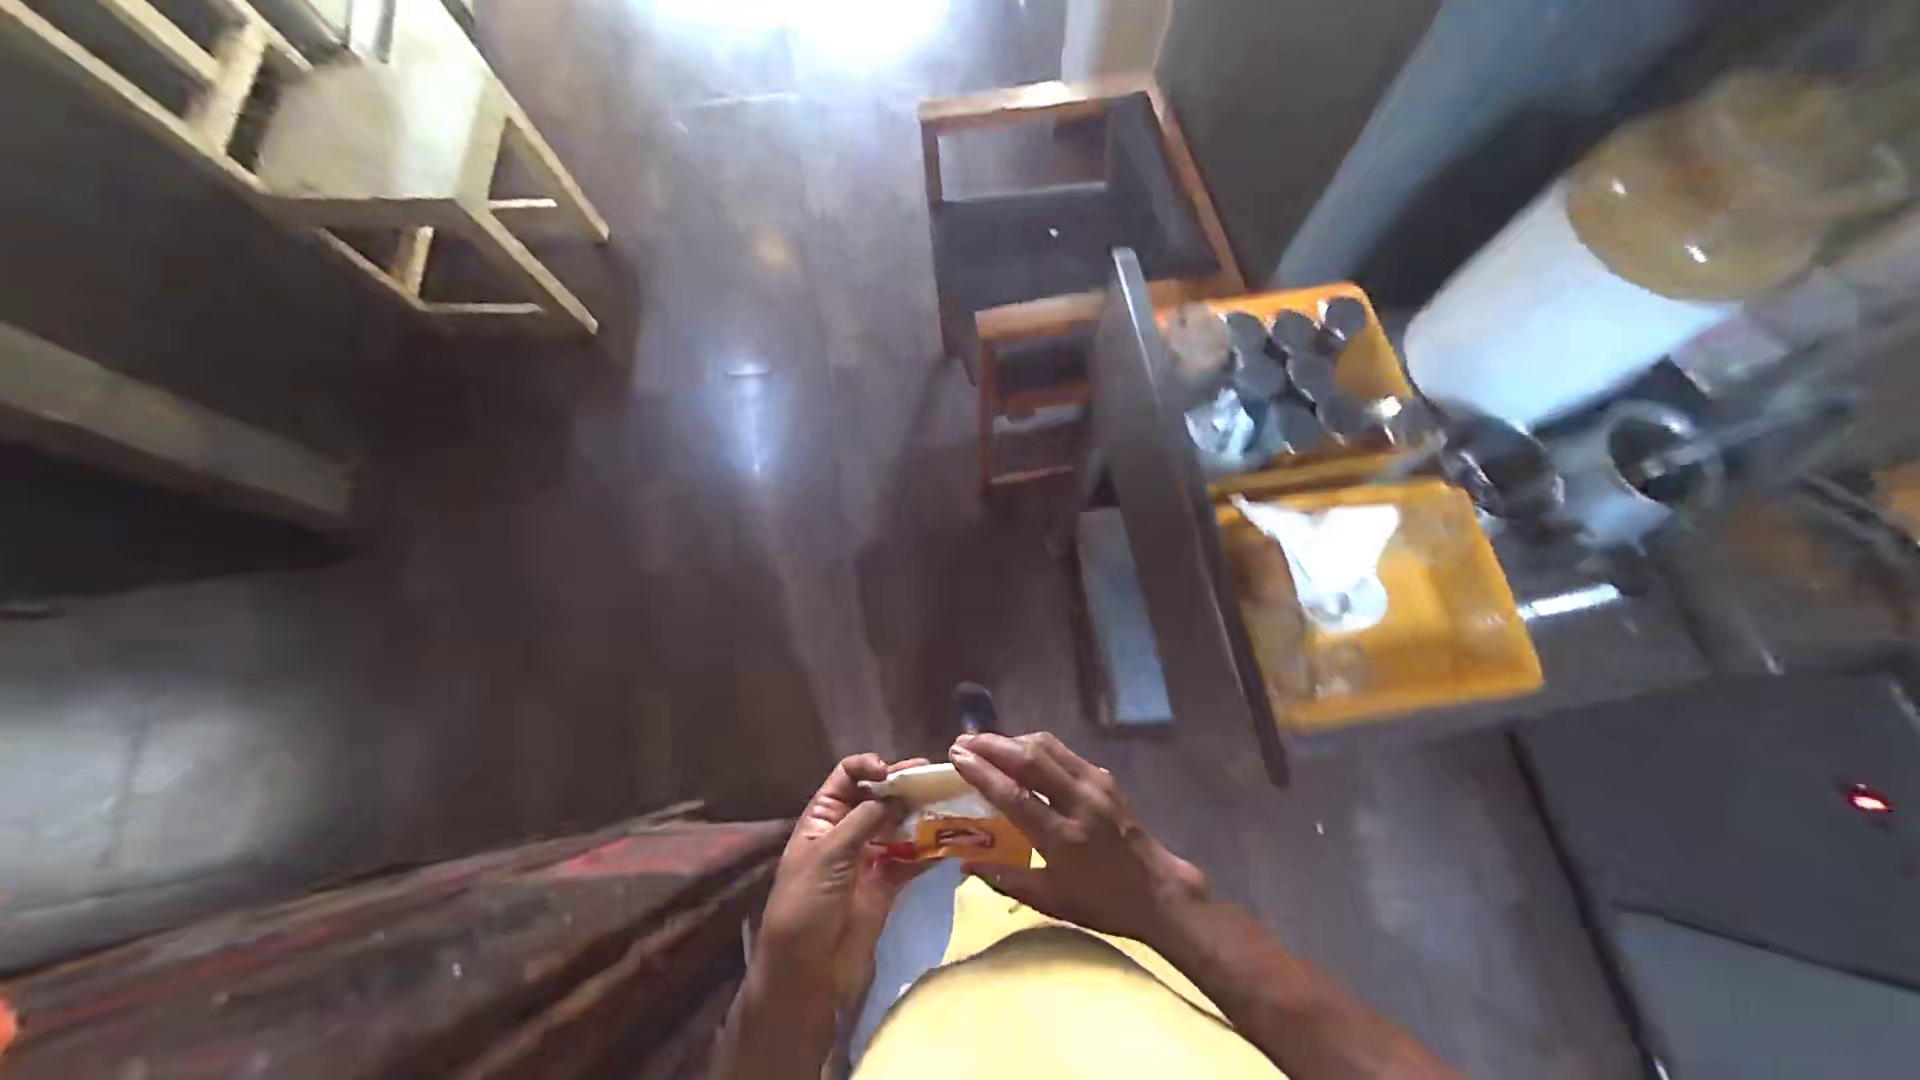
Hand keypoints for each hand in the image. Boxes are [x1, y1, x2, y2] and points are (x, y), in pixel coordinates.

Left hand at [758, 754, 926, 995]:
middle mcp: (848, 829)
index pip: (847, 775)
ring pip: (899, 823)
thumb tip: (898, 794)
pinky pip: (911, 856)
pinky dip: (928, 847)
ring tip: (947, 801)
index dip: (868, 766)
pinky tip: (948, 838)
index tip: (891, 772)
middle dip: (903, 784)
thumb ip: (865, 820)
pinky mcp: (888, 881)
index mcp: (824, 816)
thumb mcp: (828, 854)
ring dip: (921, 812)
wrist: (805, 972)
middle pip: (879, 796)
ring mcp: (870, 855)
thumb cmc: (805, 903)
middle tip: (933, 776)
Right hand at [948, 732, 1207, 945]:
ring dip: (1011, 739)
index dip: (982, 772)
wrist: (1158, 890)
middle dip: (992, 744)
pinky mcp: (1104, 776)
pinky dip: (1034, 746)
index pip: (1014, 795)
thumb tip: (964, 863)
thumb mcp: (1051, 900)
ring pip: (1047, 746)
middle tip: (963, 741)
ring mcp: (1095, 783)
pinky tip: (1018, 750)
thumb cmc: (1101, 902)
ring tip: (984, 742)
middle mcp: (1079, 802)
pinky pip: (1062, 751)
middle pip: (1029, 758)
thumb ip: (1005, 879)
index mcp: (1063, 838)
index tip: (956, 756)